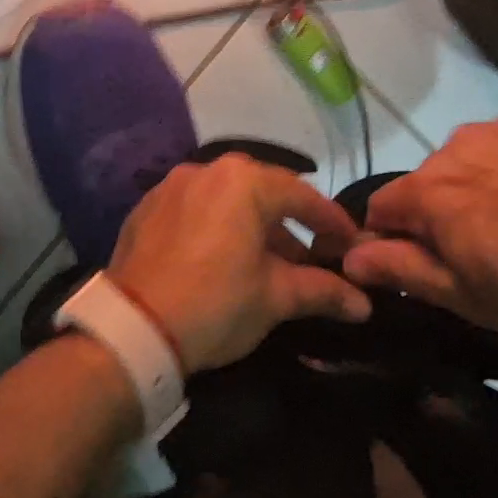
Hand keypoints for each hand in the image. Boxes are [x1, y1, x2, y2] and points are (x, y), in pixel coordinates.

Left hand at [107, 155, 372, 373]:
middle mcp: (206, 170)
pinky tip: (223, 261)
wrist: (135, 327)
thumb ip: (322, 290)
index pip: (302, 196)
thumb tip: (362, 303)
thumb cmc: (216, 304)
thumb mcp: (275, 298)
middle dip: (290, 225)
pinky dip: (216, 228)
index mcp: (243, 181)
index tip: (352, 247)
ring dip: (252, 227)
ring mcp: (171, 186)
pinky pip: (194, 210)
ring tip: (269, 266)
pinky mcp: (146, 208)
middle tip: (312, 258)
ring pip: (226, 200)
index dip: (332, 223)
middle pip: (262, 192)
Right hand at [342, 107, 497, 351]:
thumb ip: (408, 271)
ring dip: (490, 186)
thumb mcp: (483, 303)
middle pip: (431, 180)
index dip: (394, 240)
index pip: (381, 207)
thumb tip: (350, 254)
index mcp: (436, 192)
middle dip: (447, 213)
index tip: (430, 268)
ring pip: (479, 157)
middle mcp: (464, 145)